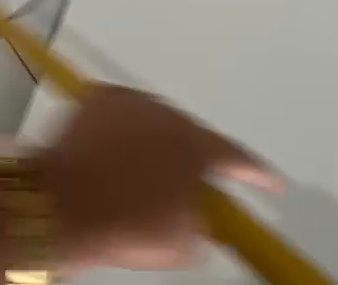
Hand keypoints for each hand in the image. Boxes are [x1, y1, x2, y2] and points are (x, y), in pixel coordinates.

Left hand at [35, 85, 281, 270]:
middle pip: (190, 133)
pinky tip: (122, 148)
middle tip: (193, 180)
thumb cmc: (130, 225)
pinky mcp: (96, 98)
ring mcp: (127, 101)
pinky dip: (127, 127)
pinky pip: (123, 112)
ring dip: (158, 139)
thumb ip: (203, 218)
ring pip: (154, 119)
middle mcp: (164, 113)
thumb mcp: (186, 239)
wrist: (66, 202)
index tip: (271, 183)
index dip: (256, 174)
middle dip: (195, 156)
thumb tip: (195, 209)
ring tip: (150, 167)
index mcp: (194, 146)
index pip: (237, 157)